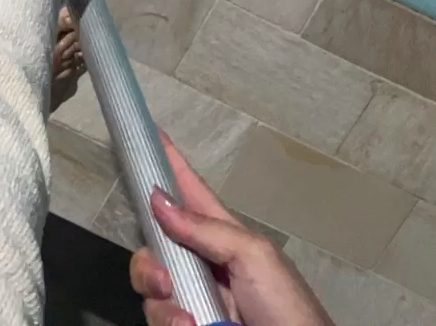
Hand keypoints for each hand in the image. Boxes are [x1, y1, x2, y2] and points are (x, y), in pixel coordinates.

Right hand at [130, 133, 334, 325]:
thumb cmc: (287, 308)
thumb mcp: (255, 258)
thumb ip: (205, 229)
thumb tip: (156, 198)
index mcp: (222, 235)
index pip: (190, 190)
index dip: (170, 162)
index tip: (151, 129)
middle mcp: (202, 264)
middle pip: (153, 245)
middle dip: (148, 263)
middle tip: (163, 280)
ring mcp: (194, 299)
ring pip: (151, 285)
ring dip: (160, 301)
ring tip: (187, 320)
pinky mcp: (188, 321)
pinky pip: (158, 317)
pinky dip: (167, 322)